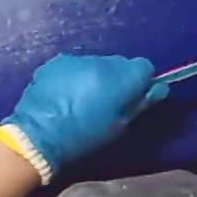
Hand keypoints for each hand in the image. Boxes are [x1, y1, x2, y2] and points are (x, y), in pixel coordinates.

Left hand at [0, 54, 167, 182]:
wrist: (37, 136)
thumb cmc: (83, 137)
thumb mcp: (119, 126)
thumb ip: (140, 103)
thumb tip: (159, 88)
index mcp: (118, 77)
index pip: (144, 66)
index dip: (142, 81)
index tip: (133, 97)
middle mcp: (98, 61)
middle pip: (119, 63)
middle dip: (118, 78)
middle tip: (107, 101)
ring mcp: (74, 59)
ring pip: (96, 63)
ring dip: (95, 76)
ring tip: (83, 98)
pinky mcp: (54, 62)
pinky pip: (74, 65)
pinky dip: (75, 76)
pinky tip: (66, 94)